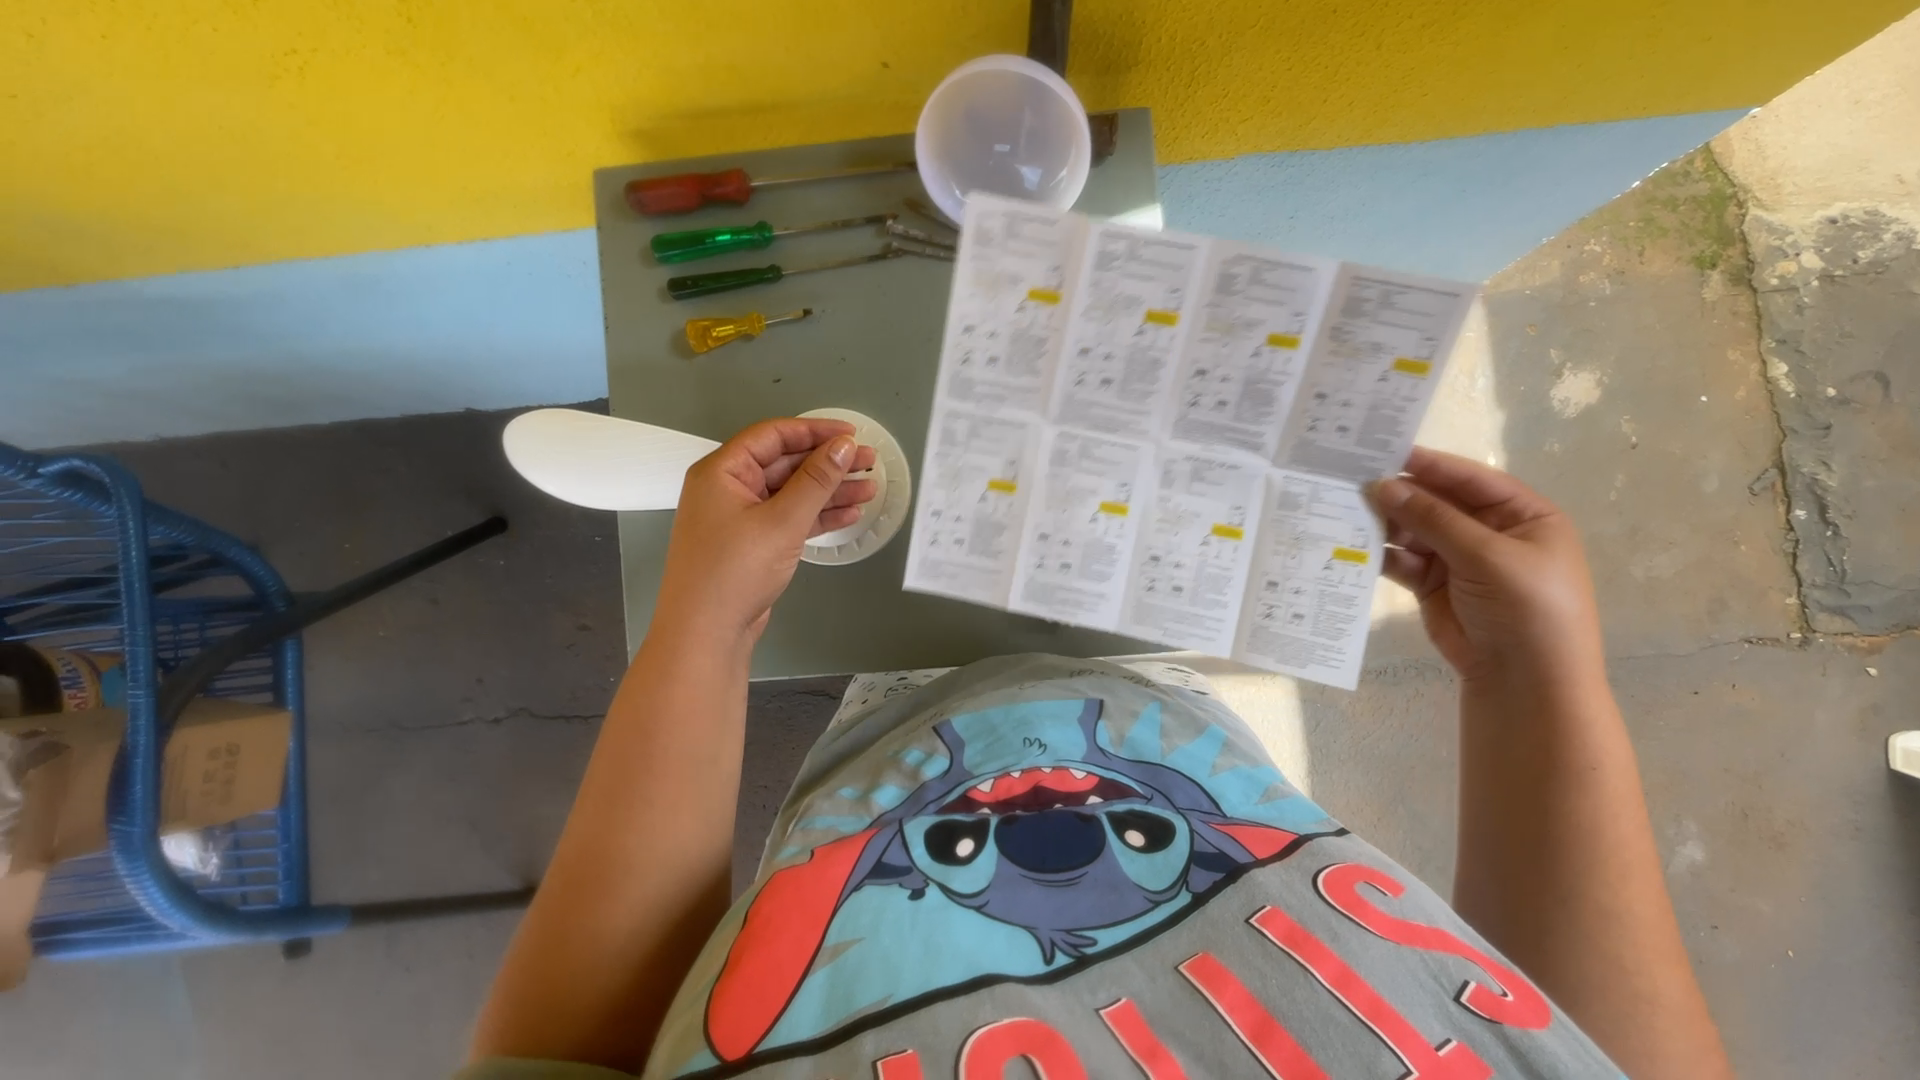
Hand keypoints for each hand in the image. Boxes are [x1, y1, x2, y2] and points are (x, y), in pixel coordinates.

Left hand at [653, 417, 877, 644]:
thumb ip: (816, 480)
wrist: (705, 634)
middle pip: (785, 464)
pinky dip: (818, 516)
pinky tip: (849, 514)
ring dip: (830, 491)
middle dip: (828, 463)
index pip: (773, 436)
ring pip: (792, 493)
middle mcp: (728, 488)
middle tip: (869, 460)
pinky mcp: (753, 544)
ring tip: (870, 488)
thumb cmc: (735, 570)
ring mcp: (740, 518)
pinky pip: (790, 518)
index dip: (815, 431)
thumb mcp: (781, 521)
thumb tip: (844, 446)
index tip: (852, 434)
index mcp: (722, 471)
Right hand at [1368, 447, 1604, 691]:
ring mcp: (1459, 560)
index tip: (1385, 451)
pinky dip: (1380, 553)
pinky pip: (1402, 560)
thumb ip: (1433, 518)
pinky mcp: (1433, 586)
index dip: (1431, 465)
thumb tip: (1382, 485)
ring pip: (1415, 531)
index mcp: (1523, 515)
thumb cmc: (1526, 607)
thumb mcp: (1486, 555)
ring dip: (1385, 523)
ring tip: (1344, 510)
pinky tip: (1351, 543)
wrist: (1524, 679)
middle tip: (1352, 480)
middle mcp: (1490, 532)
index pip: (1471, 479)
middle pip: (1438, 503)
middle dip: (1400, 494)